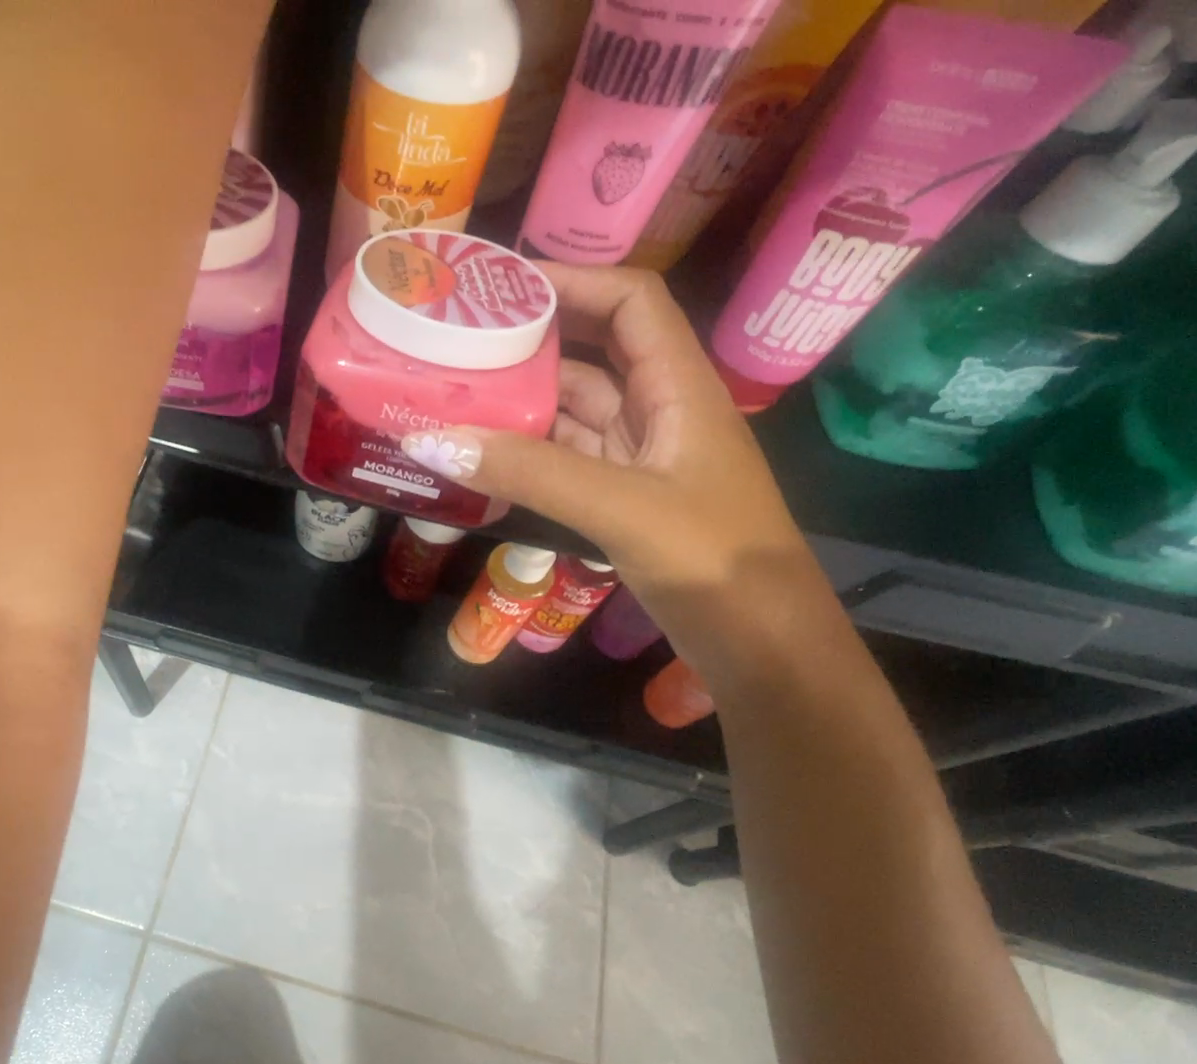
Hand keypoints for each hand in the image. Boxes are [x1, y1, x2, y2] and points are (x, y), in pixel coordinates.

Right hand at [398, 265, 809, 597]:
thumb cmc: (716, 562)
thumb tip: (431, 439)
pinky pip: (564, 460)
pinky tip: (476, 454)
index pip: (631, 302)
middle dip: (530, 341)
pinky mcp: (623, 500)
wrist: (765, 649)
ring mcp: (640, 458)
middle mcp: (660, 411)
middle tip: (455, 339)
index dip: (572, 281)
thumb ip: (529, 473)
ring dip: (519, 401)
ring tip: (449, 391)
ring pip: (573, 410)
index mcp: (681, 387)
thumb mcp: (623, 508)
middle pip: (593, 352)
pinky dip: (523, 454)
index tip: (500, 287)